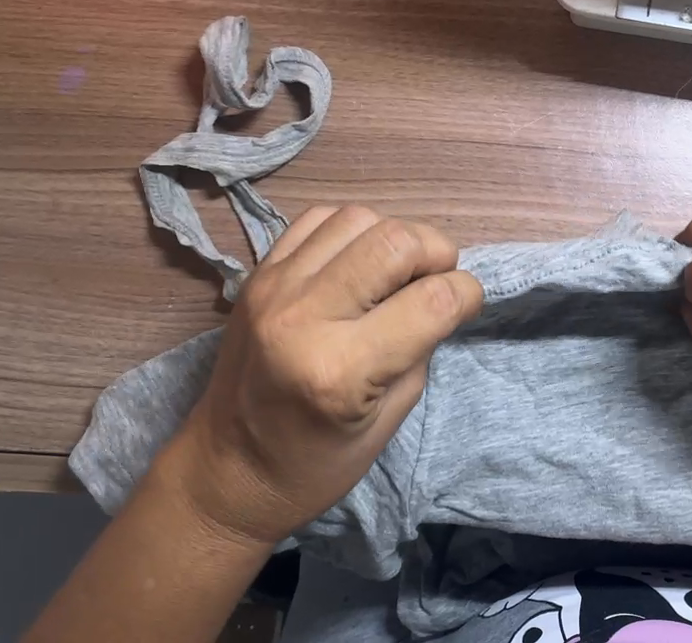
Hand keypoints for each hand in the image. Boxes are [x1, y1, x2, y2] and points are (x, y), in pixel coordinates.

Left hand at [158, 206, 483, 545]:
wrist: (223, 472)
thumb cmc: (313, 464)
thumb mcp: (389, 419)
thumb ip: (421, 346)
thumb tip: (444, 291)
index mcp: (341, 370)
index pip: (433, 301)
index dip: (466, 293)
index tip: (468, 303)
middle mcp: (305, 317)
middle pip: (396, 241)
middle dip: (437, 251)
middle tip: (438, 278)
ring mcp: (274, 287)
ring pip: (359, 218)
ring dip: (395, 236)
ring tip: (398, 270)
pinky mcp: (258, 274)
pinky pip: (318, 219)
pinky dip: (352, 230)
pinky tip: (358, 260)